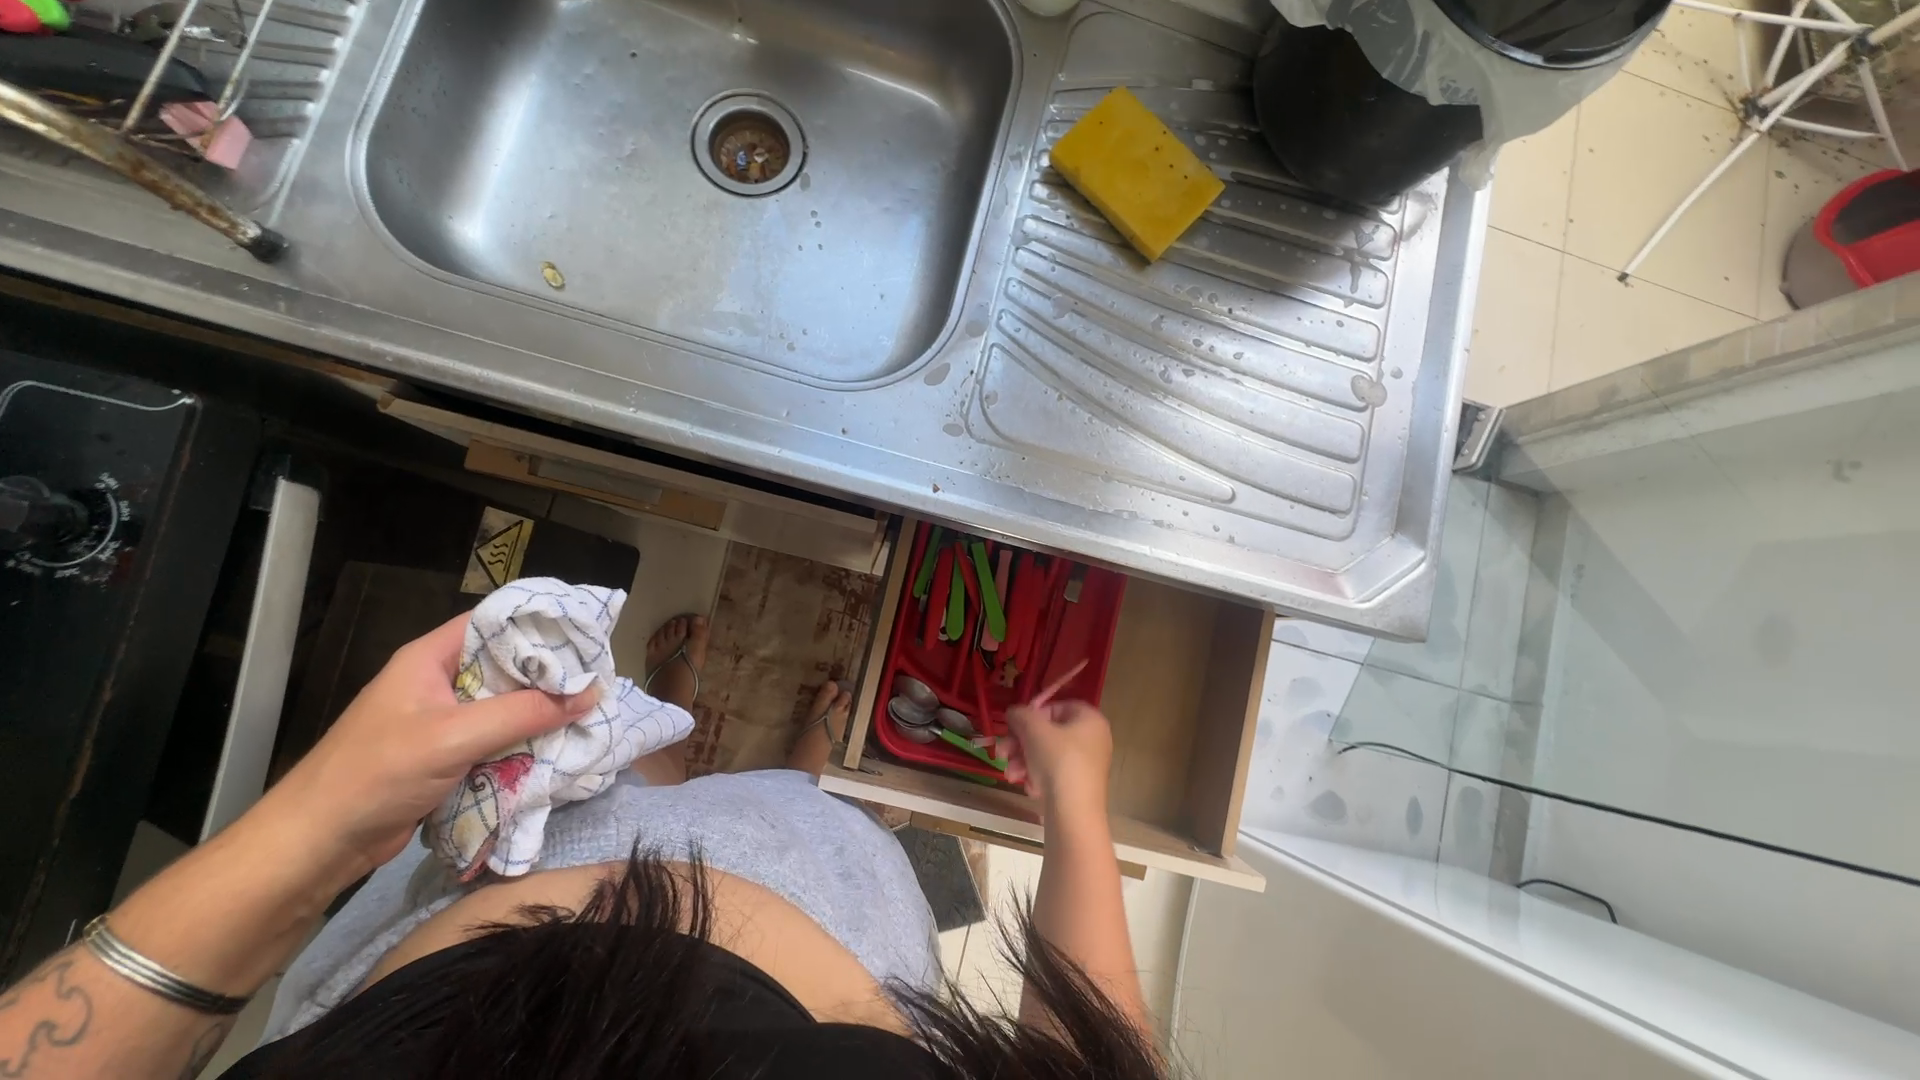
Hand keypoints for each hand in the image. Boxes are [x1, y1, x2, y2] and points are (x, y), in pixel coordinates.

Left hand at [259, 613, 595, 885]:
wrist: (317, 845)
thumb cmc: (376, 775)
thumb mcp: (455, 736)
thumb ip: (524, 713)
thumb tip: (592, 694)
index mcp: (431, 658)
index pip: (495, 622)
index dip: (540, 624)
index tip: (587, 635)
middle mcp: (439, 682)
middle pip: (507, 664)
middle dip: (551, 673)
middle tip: (598, 678)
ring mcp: (443, 720)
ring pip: (506, 704)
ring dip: (541, 711)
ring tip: (591, 710)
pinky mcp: (448, 754)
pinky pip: (498, 737)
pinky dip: (526, 741)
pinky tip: (560, 744)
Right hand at [998, 699, 1112, 816]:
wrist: (1074, 812)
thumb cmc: (1058, 761)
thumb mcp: (1034, 730)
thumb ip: (1021, 715)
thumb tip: (1014, 713)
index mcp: (1090, 719)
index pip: (1057, 707)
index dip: (1032, 715)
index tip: (1015, 727)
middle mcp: (1093, 739)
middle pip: (1048, 733)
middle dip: (1020, 743)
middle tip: (1003, 753)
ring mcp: (1088, 764)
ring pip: (1047, 754)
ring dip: (1023, 761)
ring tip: (1011, 775)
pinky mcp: (1080, 785)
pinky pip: (1054, 773)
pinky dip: (1038, 777)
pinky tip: (1030, 788)